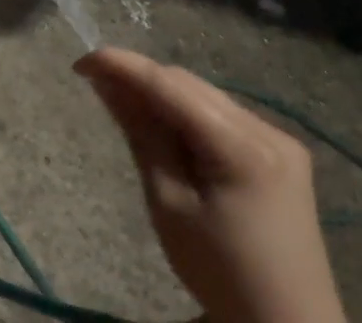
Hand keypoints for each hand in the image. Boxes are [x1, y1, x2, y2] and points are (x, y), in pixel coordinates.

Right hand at [75, 48, 346, 322]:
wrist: (286, 320)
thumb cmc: (218, 265)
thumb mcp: (168, 200)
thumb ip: (141, 134)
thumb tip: (105, 81)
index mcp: (245, 147)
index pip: (171, 85)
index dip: (121, 65)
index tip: (76, 64)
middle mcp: (270, 132)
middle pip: (189, 84)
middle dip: (138, 78)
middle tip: (93, 88)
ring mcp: (279, 143)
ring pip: (202, 96)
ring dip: (159, 94)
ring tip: (120, 106)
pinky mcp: (279, 156)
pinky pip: (218, 115)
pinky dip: (182, 112)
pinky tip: (161, 128)